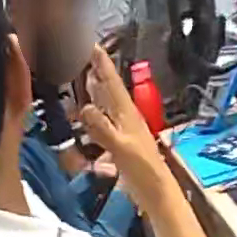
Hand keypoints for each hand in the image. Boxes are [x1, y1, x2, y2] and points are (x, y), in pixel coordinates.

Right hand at [78, 47, 161, 178]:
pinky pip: (103, 130)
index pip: (111, 81)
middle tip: (80, 58)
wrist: (156, 194)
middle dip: (95, 74)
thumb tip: (84, 108)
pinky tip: (86, 124)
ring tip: (81, 84)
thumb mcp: (121, 147)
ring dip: (93, 97)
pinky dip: (93, 124)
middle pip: (107, 91)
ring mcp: (123, 133)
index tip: (89, 42)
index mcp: (126, 113)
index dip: (101, 62)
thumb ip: (102, 128)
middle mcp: (125, 119)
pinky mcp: (120, 149)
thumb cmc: (143, 171)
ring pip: (105, 109)